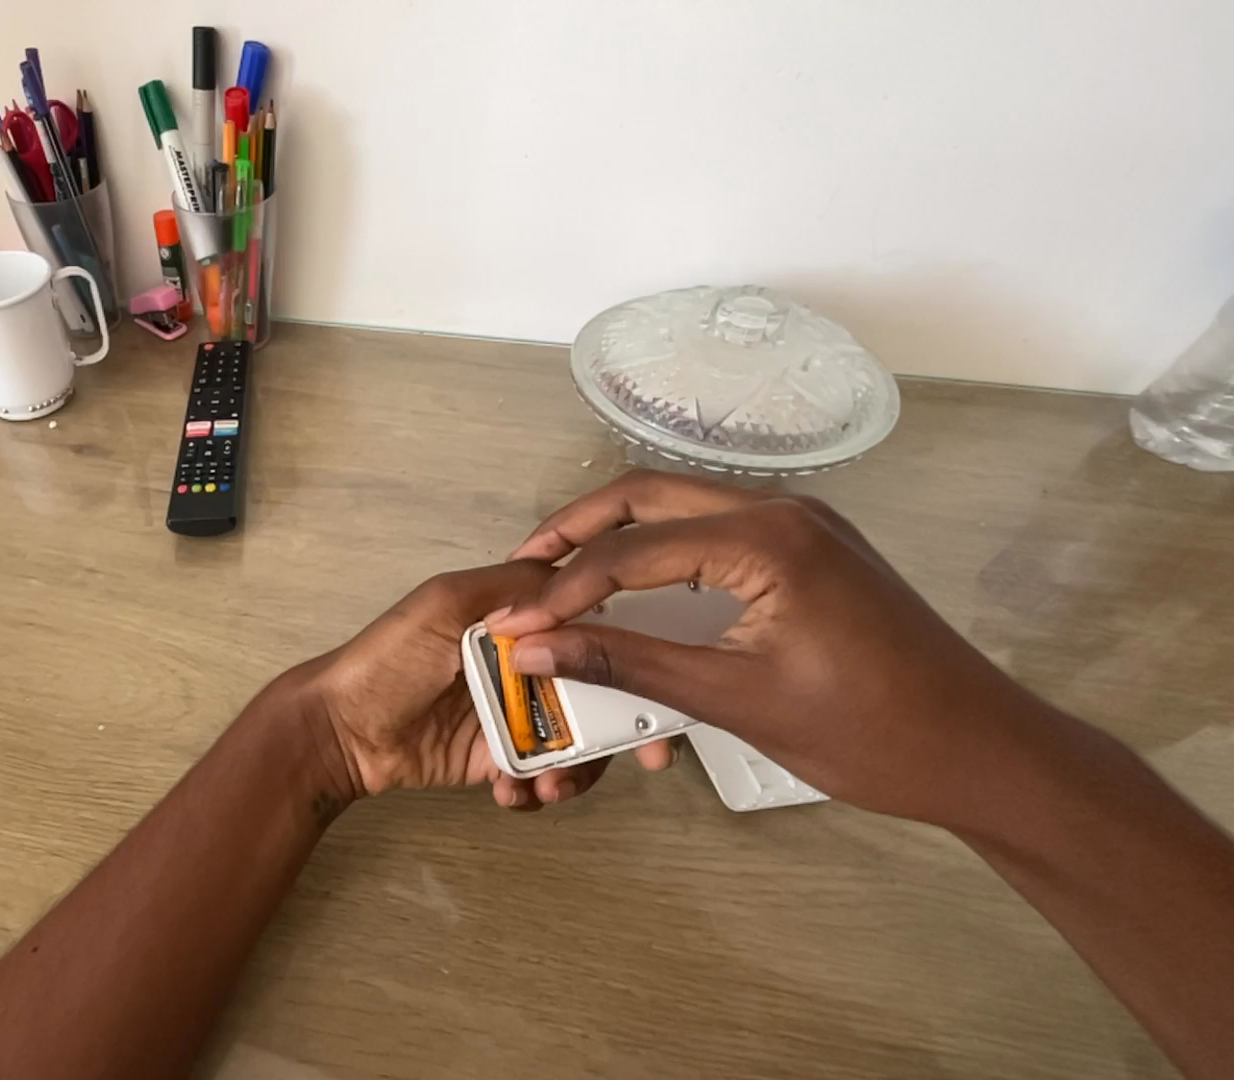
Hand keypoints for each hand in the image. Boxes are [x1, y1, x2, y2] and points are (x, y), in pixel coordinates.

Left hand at [288, 562, 629, 810]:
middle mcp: (522, 665)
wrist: (343, 731)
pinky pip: (541, 775)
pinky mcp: (498, 758)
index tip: (661, 679)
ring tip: (548, 785)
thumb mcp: (443, 604)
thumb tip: (581, 579)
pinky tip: (511, 792)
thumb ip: (509, 588)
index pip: (586, 625)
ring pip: (578, 740)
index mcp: (512, 620)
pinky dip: (537, 788)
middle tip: (647, 757)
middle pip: (597, 690)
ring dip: (578, 767)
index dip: (629, 648)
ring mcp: (513, 714)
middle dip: (625, 725)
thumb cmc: (389, 659)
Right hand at [486, 470, 1069, 827]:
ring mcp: (795, 521)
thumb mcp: (732, 700)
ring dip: (609, 533)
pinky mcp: (801, 545)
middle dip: (572, 530)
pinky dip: (650, 548)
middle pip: (643, 495)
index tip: (511, 623)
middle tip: (522, 569)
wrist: (990, 755)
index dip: (562, 590)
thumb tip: (533, 648)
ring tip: (556, 570)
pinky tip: (624, 579)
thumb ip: (624, 663)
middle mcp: (778, 509)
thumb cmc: (868, 734)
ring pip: (672, 504)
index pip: (630, 552)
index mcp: (766, 539)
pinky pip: (703, 528)